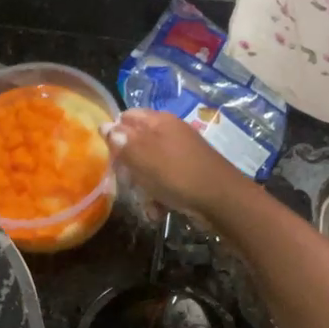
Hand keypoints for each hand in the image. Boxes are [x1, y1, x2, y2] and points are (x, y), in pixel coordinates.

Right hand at [104, 109, 246, 221]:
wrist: (224, 201)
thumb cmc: (177, 174)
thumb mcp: (142, 157)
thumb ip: (121, 141)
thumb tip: (104, 126)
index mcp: (158, 120)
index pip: (126, 117)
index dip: (115, 135)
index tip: (112, 157)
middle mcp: (170, 131)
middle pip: (137, 143)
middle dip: (129, 166)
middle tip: (128, 183)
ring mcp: (182, 153)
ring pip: (150, 165)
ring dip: (143, 186)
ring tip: (146, 203)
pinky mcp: (190, 173)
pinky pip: (165, 180)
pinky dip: (159, 195)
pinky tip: (159, 210)